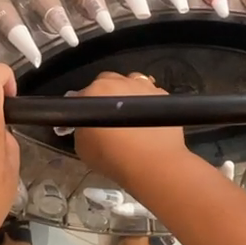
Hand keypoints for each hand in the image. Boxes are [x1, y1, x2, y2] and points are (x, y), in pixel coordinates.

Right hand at [71, 72, 194, 191]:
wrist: (151, 164)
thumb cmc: (113, 156)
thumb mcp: (81, 146)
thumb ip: (81, 128)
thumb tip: (86, 125)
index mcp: (95, 91)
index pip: (83, 93)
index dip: (83, 106)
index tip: (87, 119)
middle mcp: (119, 82)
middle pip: (107, 80)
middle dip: (105, 94)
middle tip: (108, 116)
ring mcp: (144, 87)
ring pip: (131, 81)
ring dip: (128, 92)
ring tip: (130, 114)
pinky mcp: (163, 96)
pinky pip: (151, 93)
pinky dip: (148, 101)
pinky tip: (147, 118)